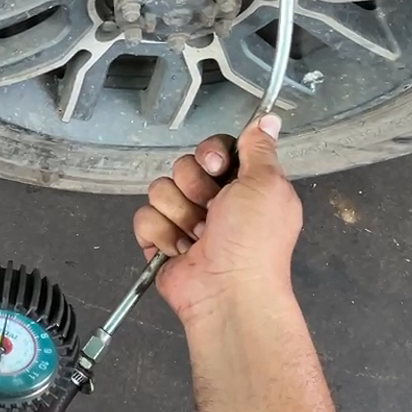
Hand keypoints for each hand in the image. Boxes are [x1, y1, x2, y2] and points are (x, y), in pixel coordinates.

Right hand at [134, 114, 303, 326]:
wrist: (227, 291)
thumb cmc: (254, 241)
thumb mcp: (267, 185)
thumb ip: (260, 149)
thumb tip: (267, 119)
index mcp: (243, 185)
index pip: (213, 148)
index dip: (210, 154)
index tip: (218, 168)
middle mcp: (213, 200)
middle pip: (182, 166)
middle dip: (194, 188)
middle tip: (213, 212)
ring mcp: (183, 220)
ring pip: (159, 190)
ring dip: (179, 215)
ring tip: (198, 237)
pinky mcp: (159, 239)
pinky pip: (143, 217)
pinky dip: (161, 234)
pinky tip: (180, 250)